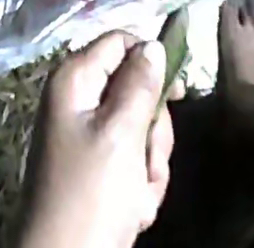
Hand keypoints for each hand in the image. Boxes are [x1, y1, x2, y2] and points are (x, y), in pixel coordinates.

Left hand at [18, 32, 174, 247]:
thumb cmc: (91, 195)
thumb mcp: (122, 134)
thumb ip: (141, 85)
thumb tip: (153, 43)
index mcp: (75, 79)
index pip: (120, 41)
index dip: (151, 60)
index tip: (178, 93)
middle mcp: (78, 99)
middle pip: (135, 88)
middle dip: (152, 128)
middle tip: (149, 160)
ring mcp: (85, 134)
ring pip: (139, 127)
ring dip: (149, 163)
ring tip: (138, 195)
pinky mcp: (94, 166)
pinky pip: (131, 159)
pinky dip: (139, 184)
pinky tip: (133, 210)